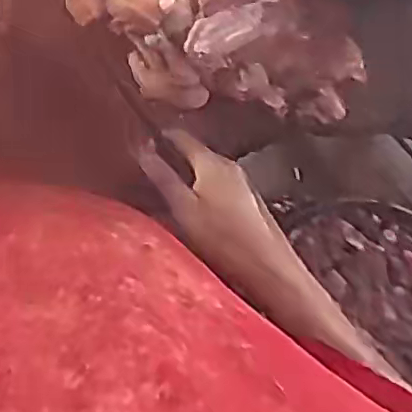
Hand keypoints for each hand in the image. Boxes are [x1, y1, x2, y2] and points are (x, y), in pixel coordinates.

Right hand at [137, 129, 410, 386]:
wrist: (275, 277)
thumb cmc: (225, 240)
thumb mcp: (183, 208)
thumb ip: (161, 176)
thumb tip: (140, 147)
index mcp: (211, 161)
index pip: (178, 134)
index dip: (155, 134)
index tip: (135, 141)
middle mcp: (229, 166)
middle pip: (192, 152)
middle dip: (168, 157)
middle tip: (143, 168)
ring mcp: (242, 185)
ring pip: (204, 171)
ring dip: (184, 176)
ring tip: (162, 191)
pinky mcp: (248, 204)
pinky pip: (215, 186)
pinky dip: (199, 190)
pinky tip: (190, 210)